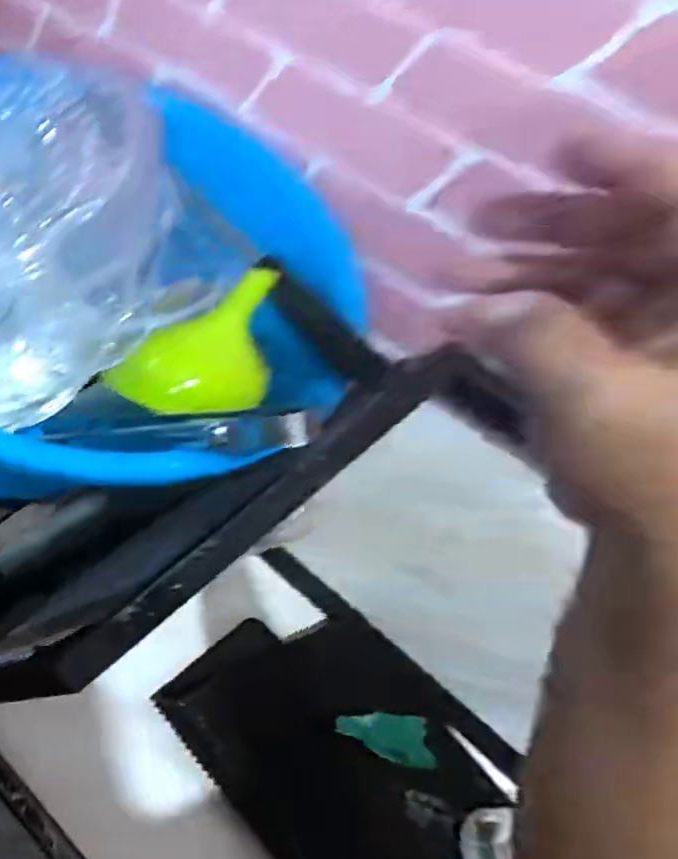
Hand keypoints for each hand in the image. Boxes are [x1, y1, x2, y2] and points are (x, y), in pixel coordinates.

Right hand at [450, 136, 677, 551]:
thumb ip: (534, 341)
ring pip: (611, 274)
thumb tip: (469, 304)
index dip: (634, 166)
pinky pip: (591, 316)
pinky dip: (530, 314)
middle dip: (562, 223)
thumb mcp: (595, 400)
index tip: (561, 144)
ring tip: (450, 274)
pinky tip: (468, 317)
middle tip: (479, 219)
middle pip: (652, 232)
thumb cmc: (662, 466)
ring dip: (529, 273)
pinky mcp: (649, 358)